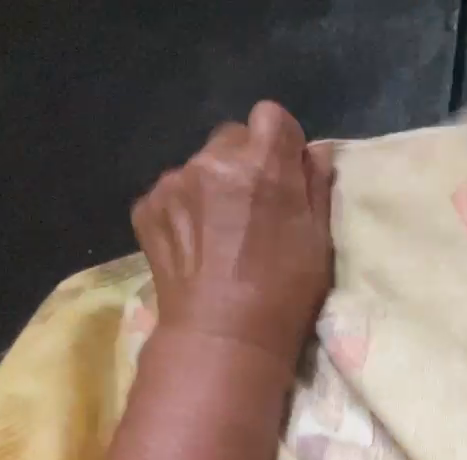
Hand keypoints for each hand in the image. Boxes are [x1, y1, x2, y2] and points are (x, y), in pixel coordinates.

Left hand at [131, 101, 334, 361]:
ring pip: (201, 167)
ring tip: (226, 237)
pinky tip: (200, 248)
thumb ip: (316, 189)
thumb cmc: (287, 293)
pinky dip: (188, 212)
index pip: (272, 116)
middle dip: (247, 164)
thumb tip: (314, 153)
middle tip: (257, 211)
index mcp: (263, 167)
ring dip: (216, 189)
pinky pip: (174, 193)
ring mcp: (173, 182)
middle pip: (233, 138)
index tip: (289, 176)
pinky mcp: (146, 205)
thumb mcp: (319, 243)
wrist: (225, 336)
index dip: (284, 143)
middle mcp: (213, 161)